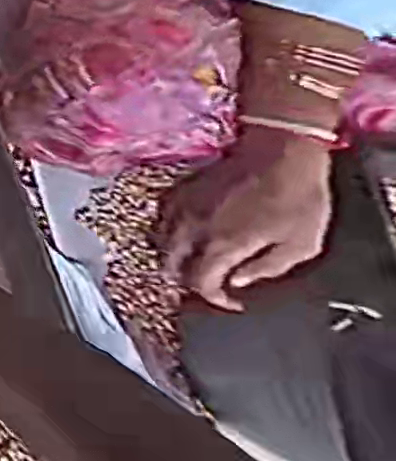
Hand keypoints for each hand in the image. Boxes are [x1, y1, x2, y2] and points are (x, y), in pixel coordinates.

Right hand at [160, 128, 332, 311]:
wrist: (274, 158)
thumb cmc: (296, 201)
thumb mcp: (302, 244)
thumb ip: (267, 268)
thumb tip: (237, 280)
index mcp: (221, 244)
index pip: (200, 281)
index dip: (214, 297)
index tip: (229, 302)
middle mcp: (190, 229)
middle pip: (169, 264)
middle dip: (185, 280)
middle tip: (206, 284)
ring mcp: (176, 210)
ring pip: (158, 244)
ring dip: (173, 257)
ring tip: (194, 261)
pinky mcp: (171, 196)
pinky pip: (160, 223)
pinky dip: (169, 236)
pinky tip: (189, 236)